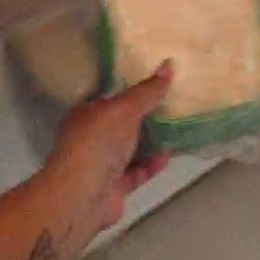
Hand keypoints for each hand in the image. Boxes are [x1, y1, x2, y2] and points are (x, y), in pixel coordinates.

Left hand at [46, 62, 173, 241]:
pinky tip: (169, 156)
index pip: (109, 98)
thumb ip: (148, 90)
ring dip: (151, 143)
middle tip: (173, 106)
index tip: (156, 84)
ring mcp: (101, 165)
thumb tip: (169, 63)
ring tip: (177, 130)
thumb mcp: (125, 108)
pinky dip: (152, 165)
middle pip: (122, 124)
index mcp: (86, 114)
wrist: (82, 197)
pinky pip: (137, 172)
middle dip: (145, 118)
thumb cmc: (98, 142)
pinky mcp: (114, 187)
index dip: (131, 91)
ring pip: (130, 150)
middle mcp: (90, 138)